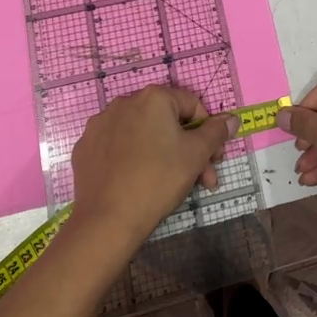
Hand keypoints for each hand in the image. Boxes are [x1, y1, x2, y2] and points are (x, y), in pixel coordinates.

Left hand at [69, 86, 236, 244]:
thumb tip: (231, 119)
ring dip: (162, 153)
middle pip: (167, 121)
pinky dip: (132, 159)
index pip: (192, 105)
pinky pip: (117, 146)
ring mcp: (101, 124)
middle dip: (188, 149)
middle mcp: (124, 102)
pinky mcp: (85, 147)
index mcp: (153, 97)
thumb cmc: (158, 179)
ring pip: (142, 134)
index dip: (208, 132)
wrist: (107, 219)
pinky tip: (138, 181)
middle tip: (201, 180)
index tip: (214, 160)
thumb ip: (215, 133)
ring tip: (172, 186)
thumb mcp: (195, 155)